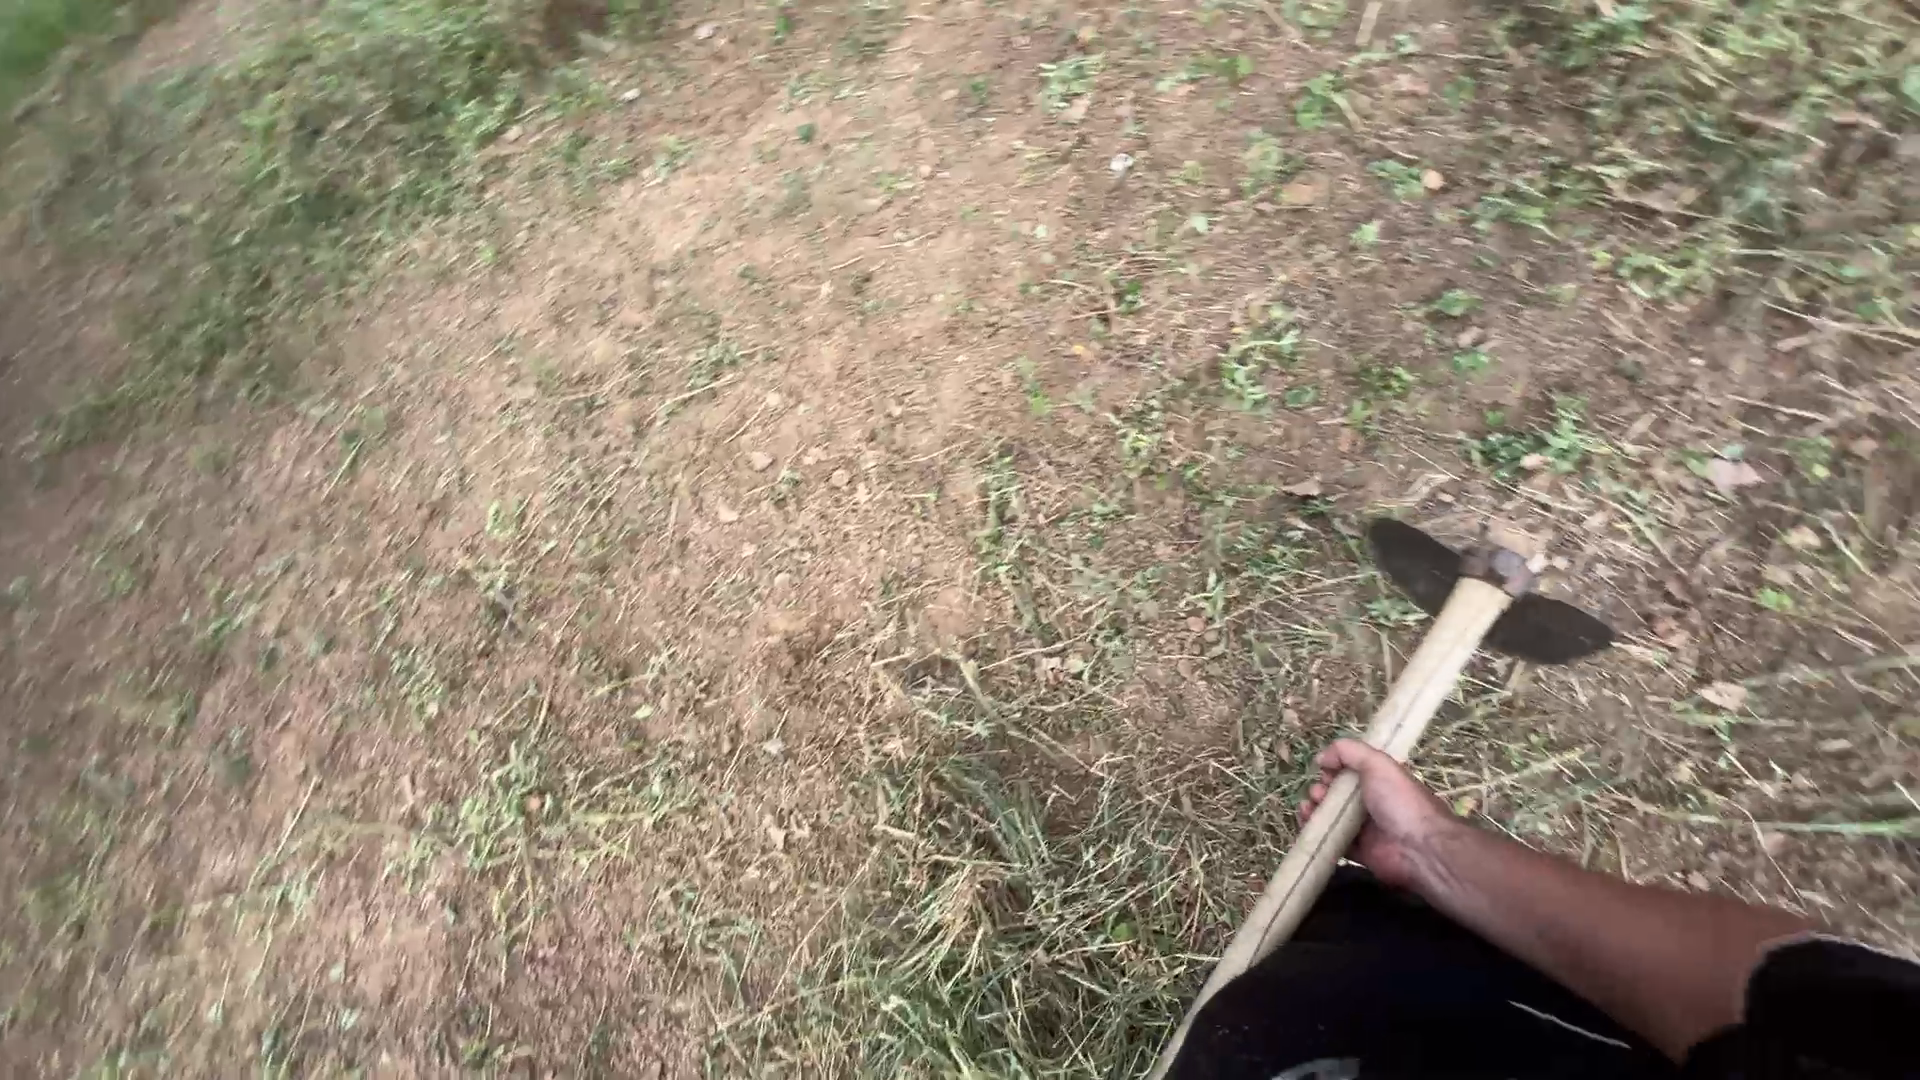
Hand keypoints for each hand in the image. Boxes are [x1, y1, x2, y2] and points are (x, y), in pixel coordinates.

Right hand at [1298, 738, 1458, 890]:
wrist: (1421, 849)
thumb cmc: (1400, 801)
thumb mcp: (1377, 763)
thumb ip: (1348, 751)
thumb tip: (1321, 758)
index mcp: (1379, 782)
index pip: (1349, 772)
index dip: (1333, 770)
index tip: (1326, 771)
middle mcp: (1371, 804)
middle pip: (1335, 794)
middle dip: (1320, 790)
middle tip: (1319, 794)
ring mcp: (1364, 829)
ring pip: (1330, 816)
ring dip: (1314, 808)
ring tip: (1309, 808)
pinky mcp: (1358, 851)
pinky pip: (1331, 840)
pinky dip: (1316, 831)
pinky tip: (1307, 823)